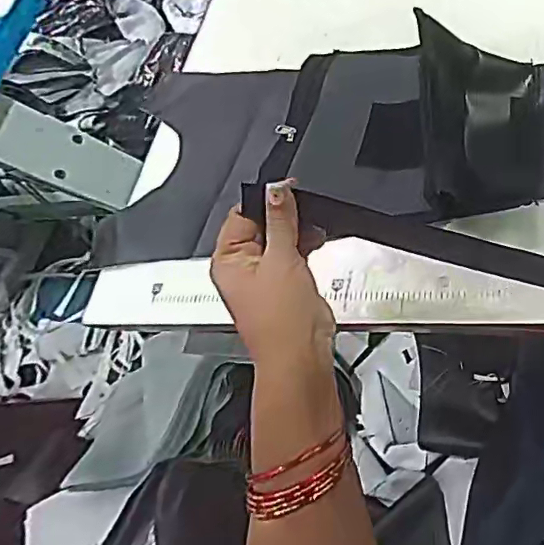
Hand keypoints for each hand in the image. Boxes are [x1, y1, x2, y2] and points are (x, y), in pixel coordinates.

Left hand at [211, 180, 331, 367]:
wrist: (302, 356)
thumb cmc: (281, 322)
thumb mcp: (281, 259)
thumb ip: (280, 220)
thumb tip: (277, 191)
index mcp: (227, 260)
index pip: (241, 214)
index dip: (264, 199)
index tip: (286, 188)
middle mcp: (242, 267)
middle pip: (261, 225)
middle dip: (284, 217)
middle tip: (303, 212)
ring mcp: (264, 276)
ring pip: (279, 238)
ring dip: (296, 232)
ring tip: (311, 234)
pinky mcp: (285, 283)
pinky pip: (291, 253)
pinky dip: (304, 245)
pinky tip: (315, 242)